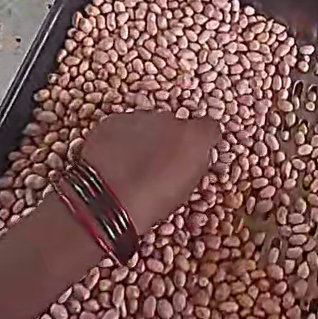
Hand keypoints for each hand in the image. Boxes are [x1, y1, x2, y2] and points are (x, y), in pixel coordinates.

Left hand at [79, 111, 220, 233]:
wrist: (108, 196)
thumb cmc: (152, 201)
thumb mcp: (185, 189)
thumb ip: (192, 164)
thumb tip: (190, 157)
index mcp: (194, 138)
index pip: (209, 128)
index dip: (203, 139)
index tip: (195, 151)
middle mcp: (169, 119)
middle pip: (174, 124)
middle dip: (168, 138)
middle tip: (158, 162)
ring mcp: (138, 117)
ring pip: (146, 123)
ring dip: (143, 137)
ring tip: (133, 163)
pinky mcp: (112, 120)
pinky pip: (121, 126)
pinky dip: (120, 138)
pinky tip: (114, 158)